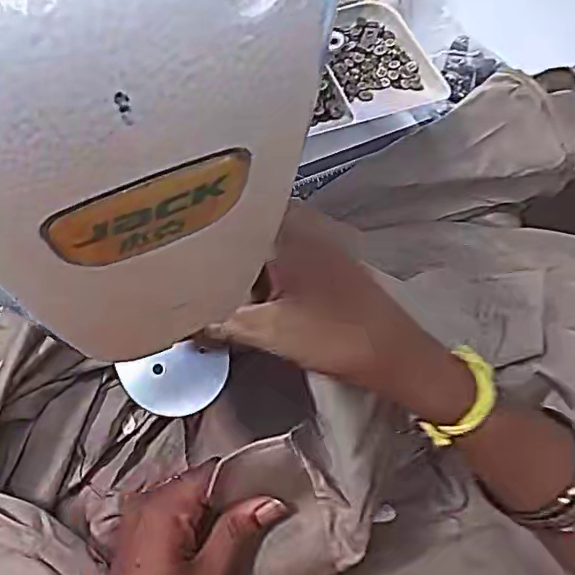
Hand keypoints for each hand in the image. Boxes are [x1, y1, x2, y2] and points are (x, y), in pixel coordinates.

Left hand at [85, 463, 289, 574]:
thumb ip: (237, 530)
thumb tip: (268, 501)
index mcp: (161, 505)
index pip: (210, 472)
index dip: (242, 482)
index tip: (269, 498)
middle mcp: (142, 504)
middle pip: (195, 484)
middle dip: (227, 499)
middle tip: (258, 522)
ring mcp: (133, 521)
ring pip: (183, 501)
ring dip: (209, 515)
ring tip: (237, 540)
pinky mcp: (131, 541)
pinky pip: (167, 517)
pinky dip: (190, 527)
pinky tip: (208, 552)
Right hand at [206, 202, 474, 420]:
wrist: (396, 354)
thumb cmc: (336, 337)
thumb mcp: (268, 332)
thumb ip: (220, 322)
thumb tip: (182, 323)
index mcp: (288, 233)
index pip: (231, 219)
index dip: (201, 230)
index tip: (177, 240)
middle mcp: (304, 228)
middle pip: (246, 230)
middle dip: (218, 248)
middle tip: (188, 264)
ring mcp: (319, 244)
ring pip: (264, 244)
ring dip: (241, 262)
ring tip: (211, 279)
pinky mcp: (327, 264)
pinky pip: (282, 258)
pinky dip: (262, 271)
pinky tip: (250, 293)